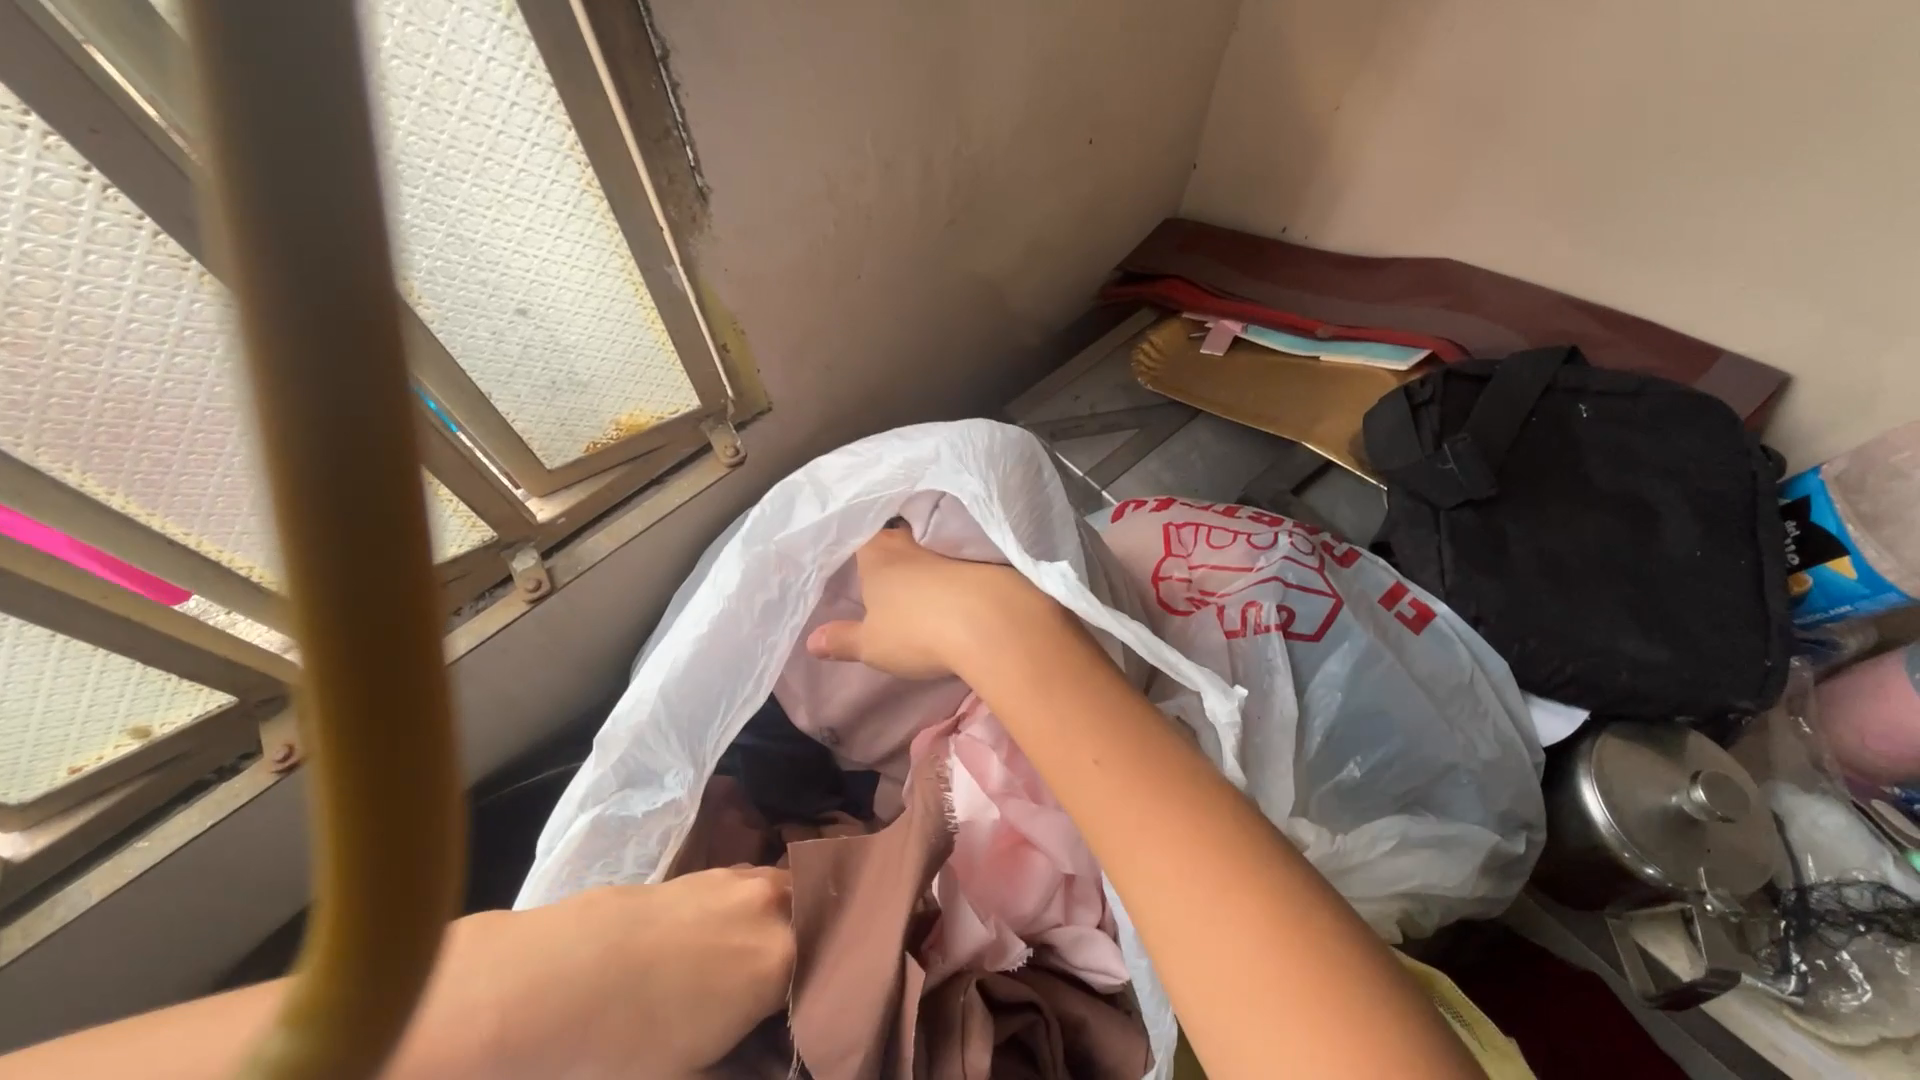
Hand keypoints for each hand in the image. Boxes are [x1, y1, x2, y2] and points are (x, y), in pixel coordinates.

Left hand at [431, 867, 793, 1078]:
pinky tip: (733, 936)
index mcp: (783, 959)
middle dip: (819, 950)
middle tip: (802, 986)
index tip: (818, 1019)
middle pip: (819, 923)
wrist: (550, 979)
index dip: (829, 998)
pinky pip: (755, 885)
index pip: (832, 974)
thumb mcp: (697, 1077)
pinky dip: (759, 907)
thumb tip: (771, 1067)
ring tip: (775, 958)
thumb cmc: (627, 1045)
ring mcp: (739, 881)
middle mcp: (773, 906)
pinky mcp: (705, 872)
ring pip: (789, 896)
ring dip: (793, 921)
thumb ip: (747, 1071)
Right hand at [804, 526, 1069, 680]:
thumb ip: (842, 640)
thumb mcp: (872, 645)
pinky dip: (958, 575)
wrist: (991, 623)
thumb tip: (811, 641)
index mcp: (879, 555)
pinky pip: (962, 564)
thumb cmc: (917, 632)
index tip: (854, 553)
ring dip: (927, 562)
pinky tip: (959, 592)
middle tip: (886, 564)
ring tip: (922, 582)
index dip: (857, 543)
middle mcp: (912, 545)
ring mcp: (951, 552)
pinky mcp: (985, 565)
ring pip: (932, 549)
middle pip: (898, 536)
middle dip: (892, 548)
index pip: (862, 536)